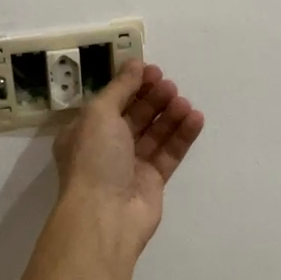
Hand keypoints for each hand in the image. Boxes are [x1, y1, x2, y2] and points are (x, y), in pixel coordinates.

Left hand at [53, 60, 204, 252]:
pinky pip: (169, 153)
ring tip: (184, 103)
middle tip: (170, 86)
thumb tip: (134, 64)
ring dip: (170, 115)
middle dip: (153, 99)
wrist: (105, 215)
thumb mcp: (99, 114)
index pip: (111, 102)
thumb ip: (120, 88)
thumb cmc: (94, 159)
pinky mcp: (152, 182)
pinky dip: (182, 135)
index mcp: (85, 131)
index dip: (131, 85)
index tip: (152, 71)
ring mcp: (130, 166)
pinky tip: (195, 118)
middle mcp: (106, 147)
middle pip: (135, 116)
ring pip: (154, 134)